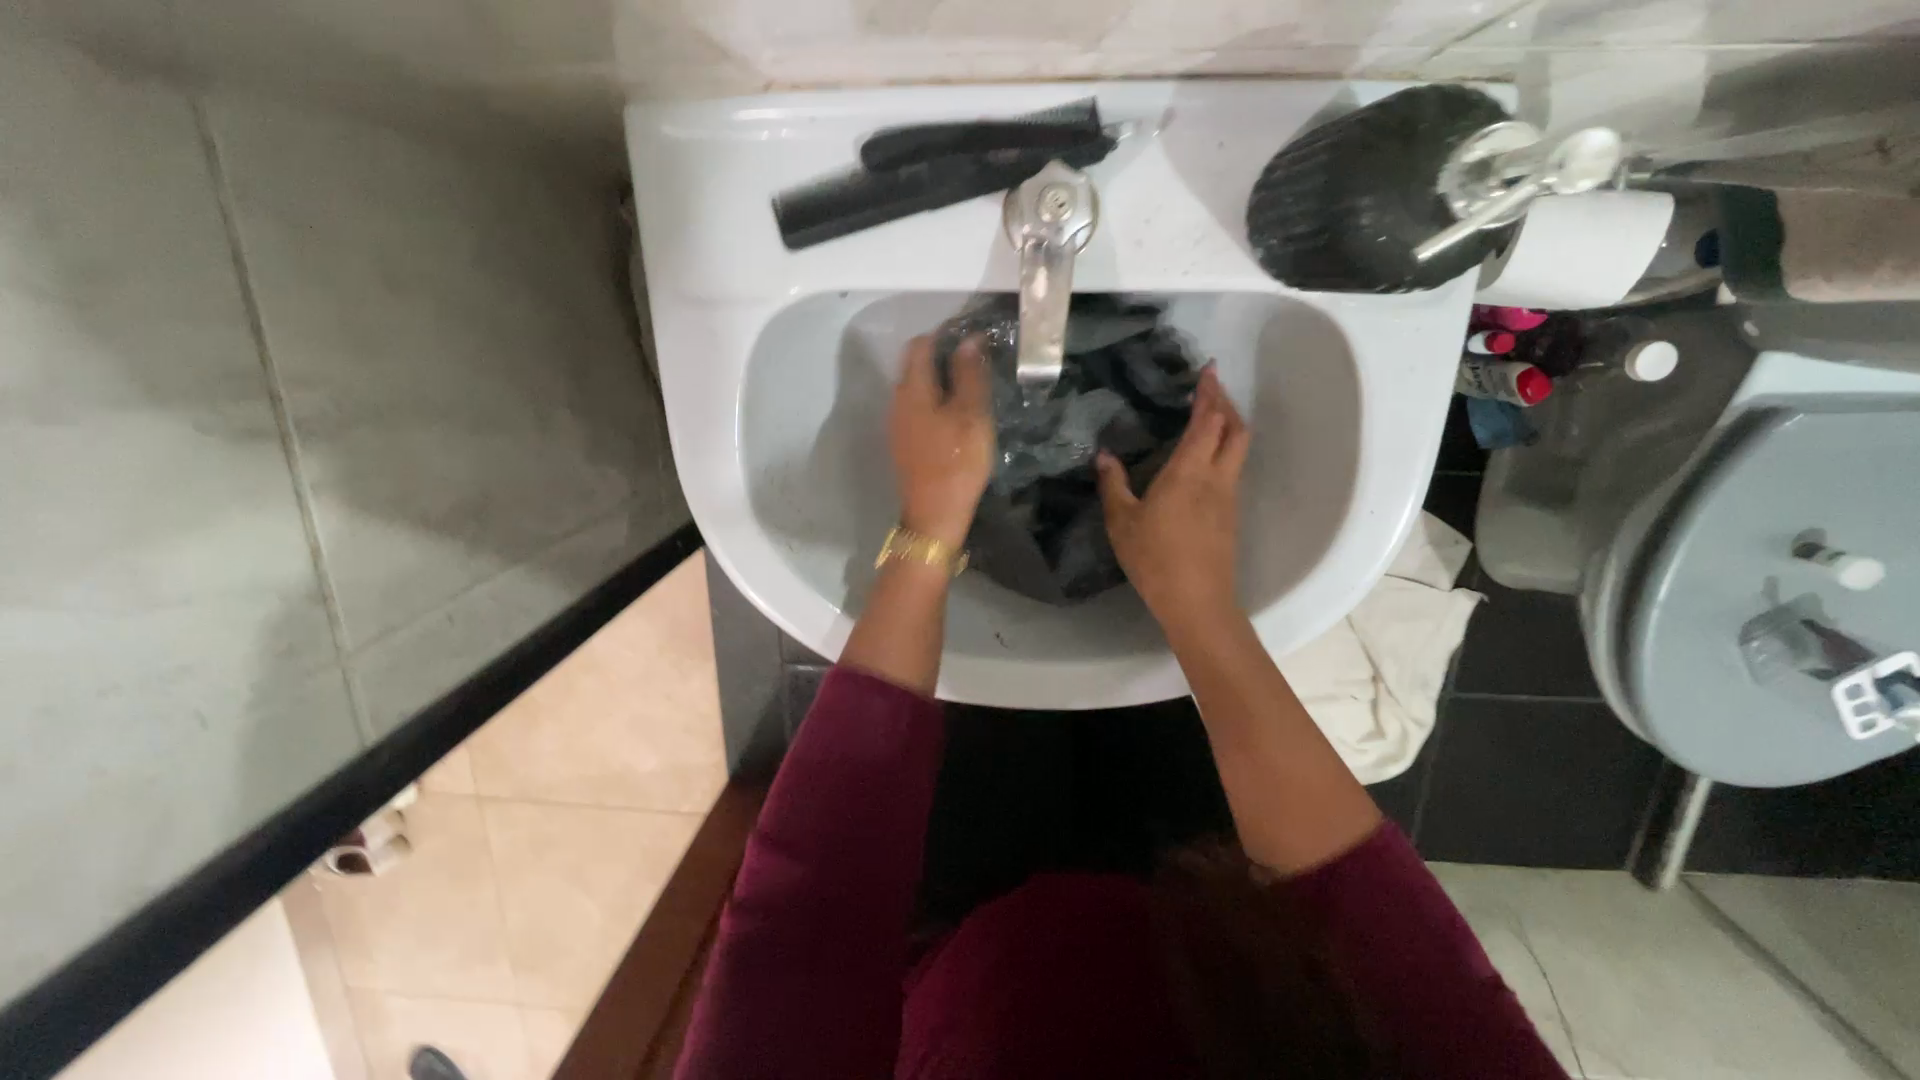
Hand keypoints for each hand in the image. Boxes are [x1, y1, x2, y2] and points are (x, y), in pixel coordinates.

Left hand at [890, 335, 994, 548]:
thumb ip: (969, 374)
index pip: (921, 343)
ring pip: (915, 387)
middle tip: (975, 360)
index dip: (945, 334)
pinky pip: (917, 407)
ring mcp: (897, 423)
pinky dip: (934, 400)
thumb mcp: (972, 414)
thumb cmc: (958, 460)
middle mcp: (897, 400)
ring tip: (970, 385)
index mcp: (912, 388)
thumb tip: (969, 339)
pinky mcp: (903, 442)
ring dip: (938, 379)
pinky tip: (955, 413)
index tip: (973, 337)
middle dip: (941, 354)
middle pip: (914, 364)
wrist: (935, 514)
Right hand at [1095, 365, 1249, 628]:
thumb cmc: (1155, 559)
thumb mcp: (1122, 522)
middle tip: (1210, 386)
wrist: (1197, 600)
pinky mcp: (1230, 514)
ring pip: (1239, 448)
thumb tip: (1104, 455)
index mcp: (1188, 472)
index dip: (1210, 393)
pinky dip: (1225, 448)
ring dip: (1229, 424)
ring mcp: (1228, 497)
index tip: (1207, 370)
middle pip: (1235, 429)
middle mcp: (1216, 477)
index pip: (1208, 421)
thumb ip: (1114, 485)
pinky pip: (1233, 468)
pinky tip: (1206, 456)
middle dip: (1225, 403)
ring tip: (1211, 414)